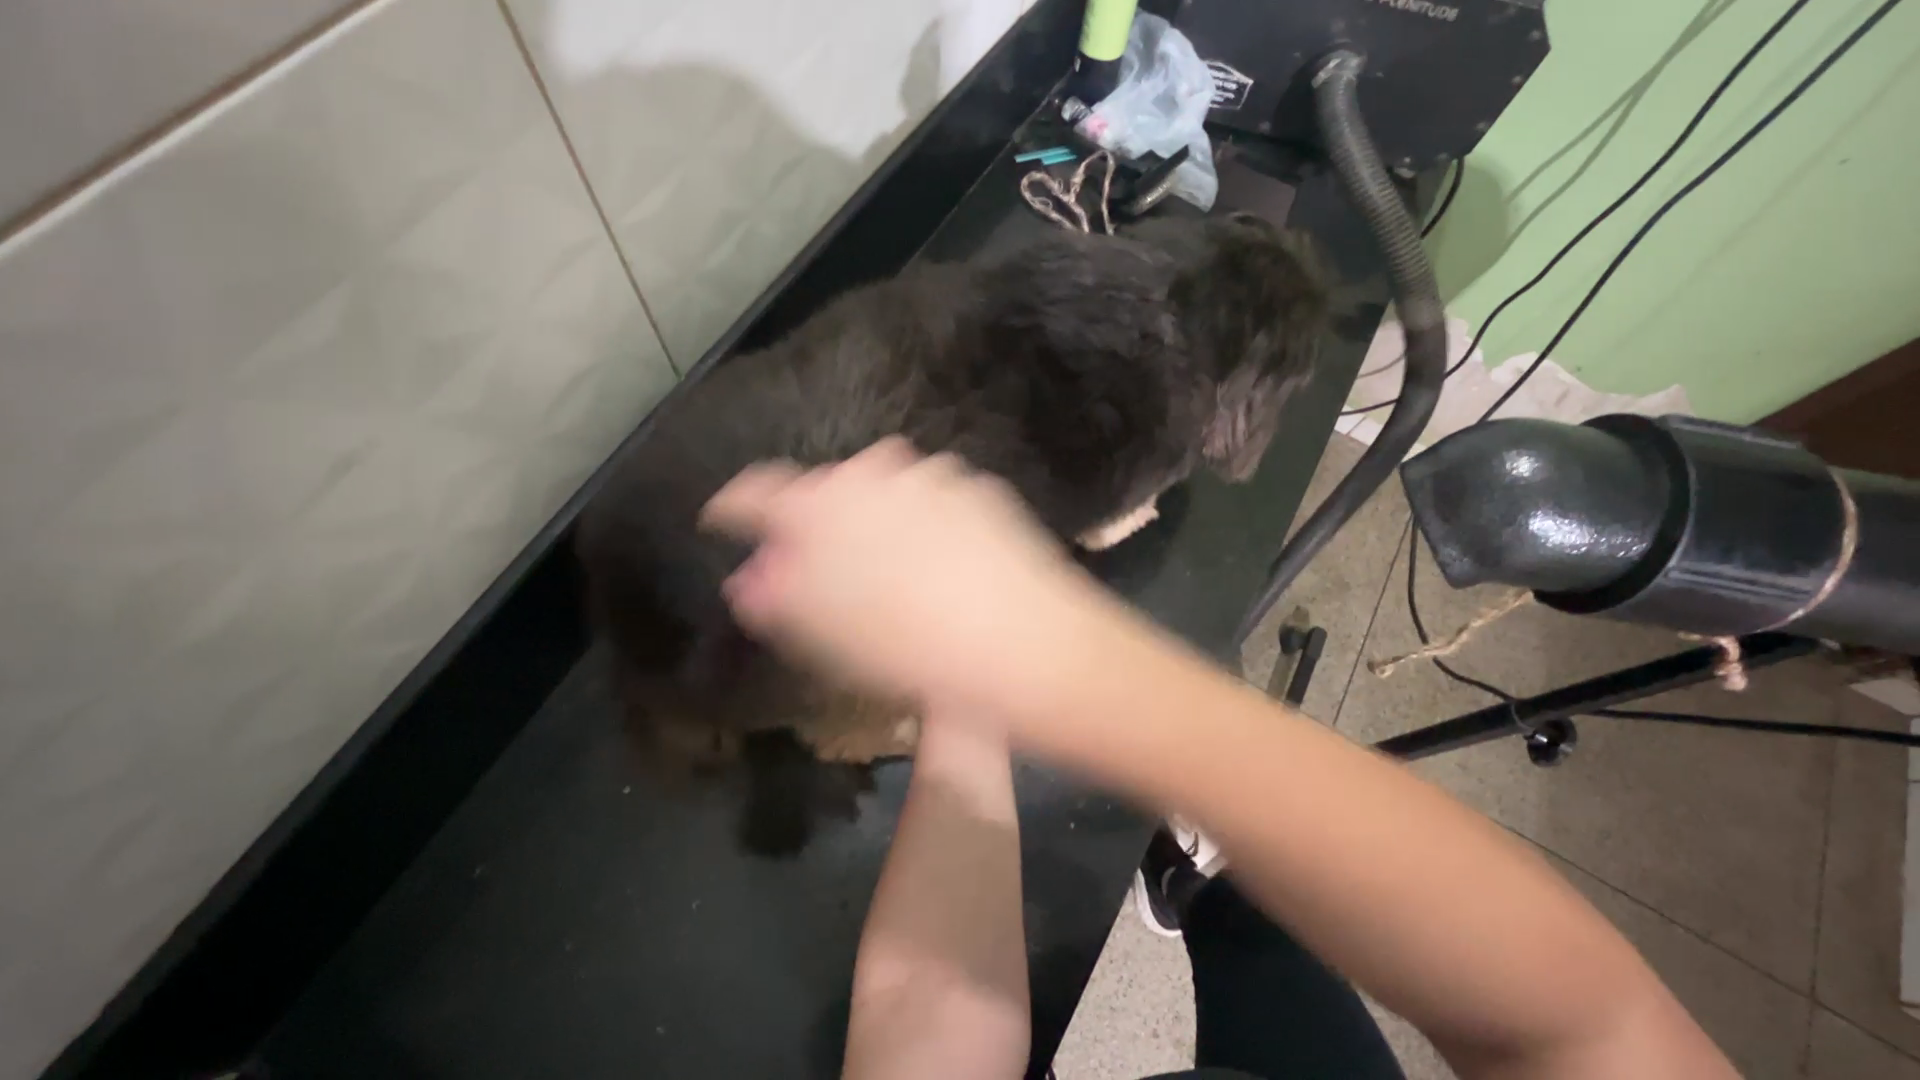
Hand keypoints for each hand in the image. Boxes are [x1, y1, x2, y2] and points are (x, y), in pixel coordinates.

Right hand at [701, 438, 1107, 719]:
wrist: (1026, 642)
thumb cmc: (909, 648)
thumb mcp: (825, 636)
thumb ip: (776, 596)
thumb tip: (750, 578)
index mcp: (821, 505)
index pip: (756, 493)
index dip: (734, 508)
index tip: (724, 521)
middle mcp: (872, 472)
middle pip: (826, 490)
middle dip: (816, 523)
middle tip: (822, 572)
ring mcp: (929, 474)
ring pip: (882, 491)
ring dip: (874, 521)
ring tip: (889, 575)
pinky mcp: (975, 487)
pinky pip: (929, 500)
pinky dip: (921, 524)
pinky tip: (940, 567)